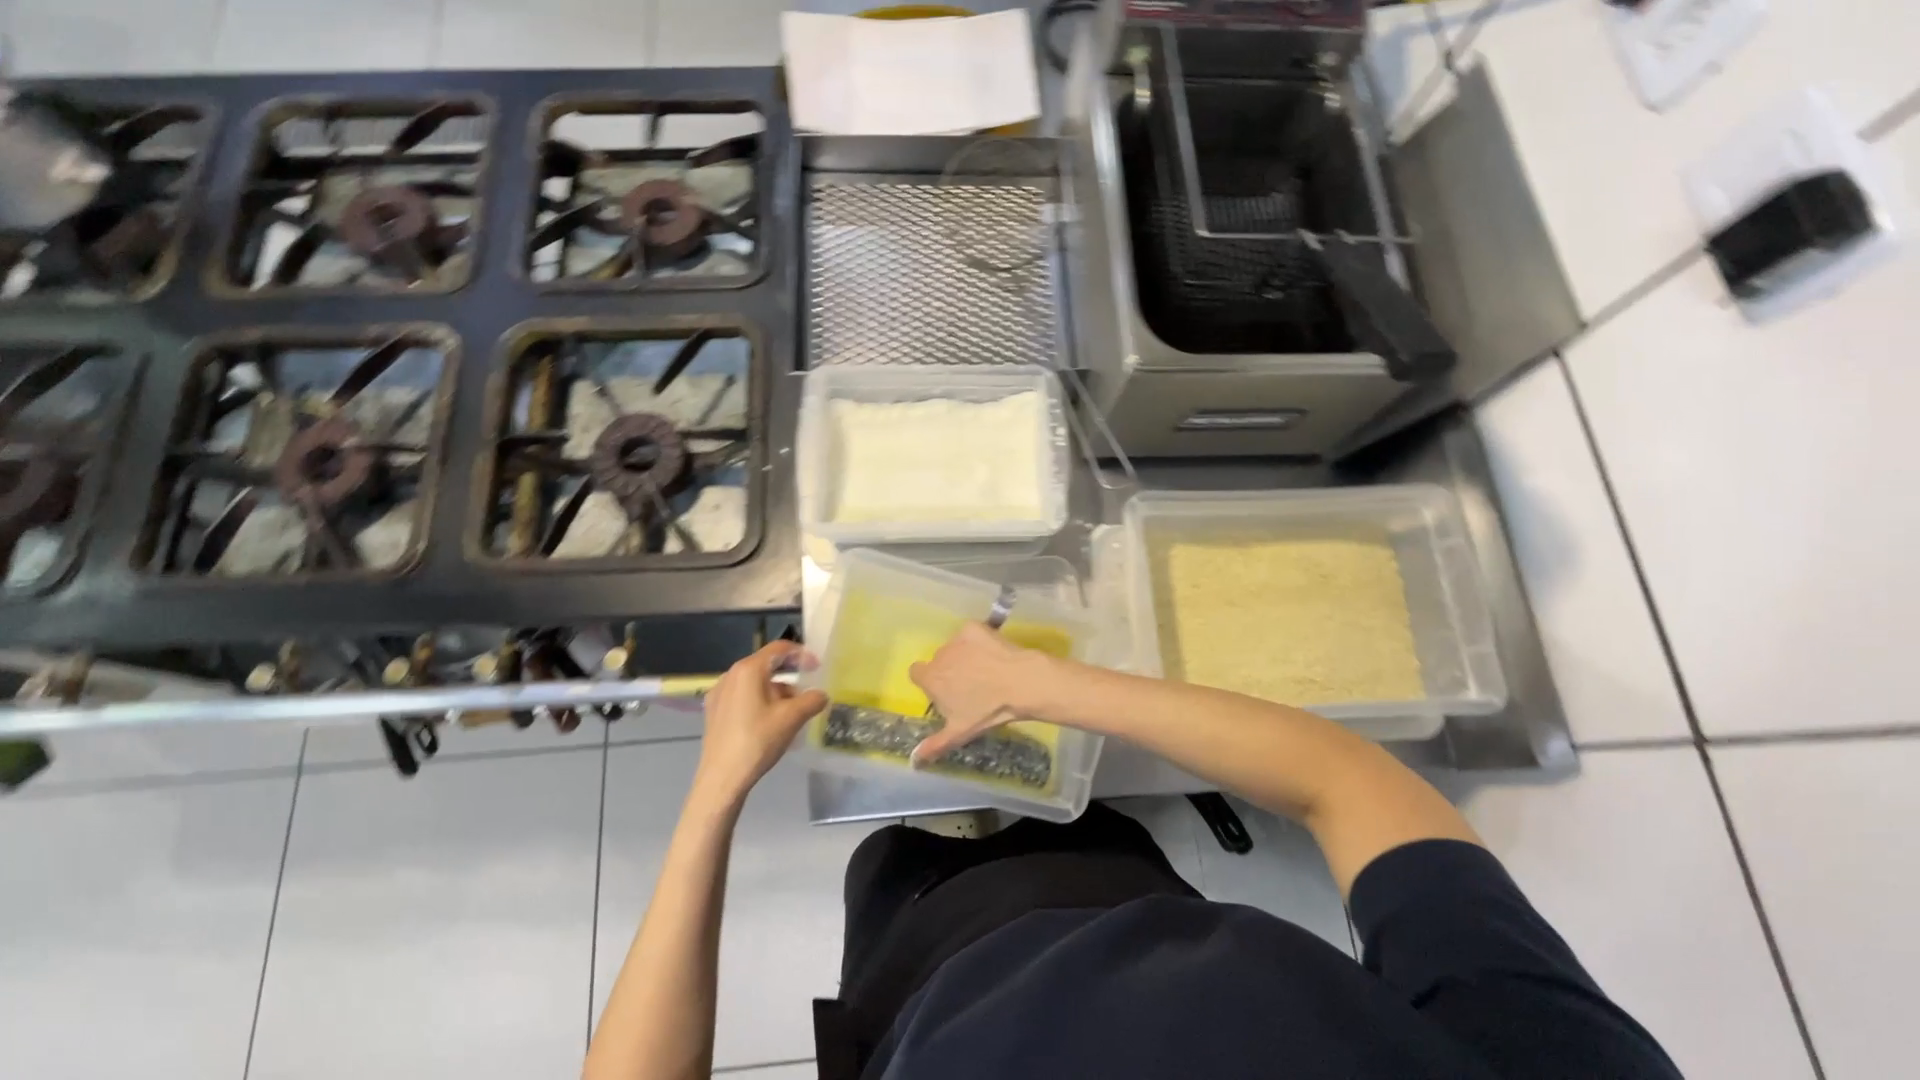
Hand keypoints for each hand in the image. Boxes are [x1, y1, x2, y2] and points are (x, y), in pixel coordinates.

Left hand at [692, 640, 828, 807]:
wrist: (722, 777)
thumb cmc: (758, 741)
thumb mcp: (792, 718)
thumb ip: (812, 700)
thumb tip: (821, 695)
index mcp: (748, 670)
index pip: (779, 649)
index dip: (801, 654)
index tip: (817, 668)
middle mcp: (730, 675)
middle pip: (765, 666)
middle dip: (789, 676)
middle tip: (807, 691)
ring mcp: (719, 693)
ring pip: (754, 683)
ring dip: (775, 691)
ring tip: (791, 712)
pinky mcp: (714, 711)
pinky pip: (742, 697)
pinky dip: (759, 701)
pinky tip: (769, 722)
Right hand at [907, 622, 1053, 765]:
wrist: (1020, 683)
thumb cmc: (988, 710)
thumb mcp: (960, 732)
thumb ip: (934, 745)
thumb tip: (913, 762)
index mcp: (930, 679)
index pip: (916, 673)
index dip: (929, 681)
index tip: (945, 691)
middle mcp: (939, 655)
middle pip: (938, 661)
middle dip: (950, 670)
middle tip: (971, 685)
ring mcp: (956, 639)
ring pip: (954, 647)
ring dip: (963, 655)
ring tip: (986, 669)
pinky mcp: (974, 627)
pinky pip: (970, 633)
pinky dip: (978, 640)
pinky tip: (992, 653)